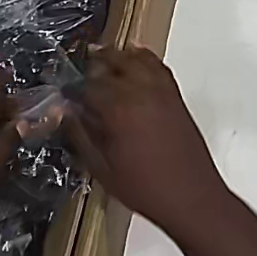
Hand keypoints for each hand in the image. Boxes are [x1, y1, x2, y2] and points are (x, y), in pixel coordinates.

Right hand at [69, 47, 231, 239]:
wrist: (192, 200)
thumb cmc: (146, 189)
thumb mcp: (102, 169)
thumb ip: (81, 136)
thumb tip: (66, 114)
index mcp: (118, 110)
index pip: (87, 87)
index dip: (72, 89)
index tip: (64, 93)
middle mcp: (140, 94)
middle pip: (111, 64)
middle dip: (93, 63)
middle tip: (80, 67)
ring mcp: (161, 93)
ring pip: (136, 60)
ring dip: (117, 55)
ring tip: (103, 55)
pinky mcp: (175, 98)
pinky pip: (158, 68)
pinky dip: (145, 58)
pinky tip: (136, 59)